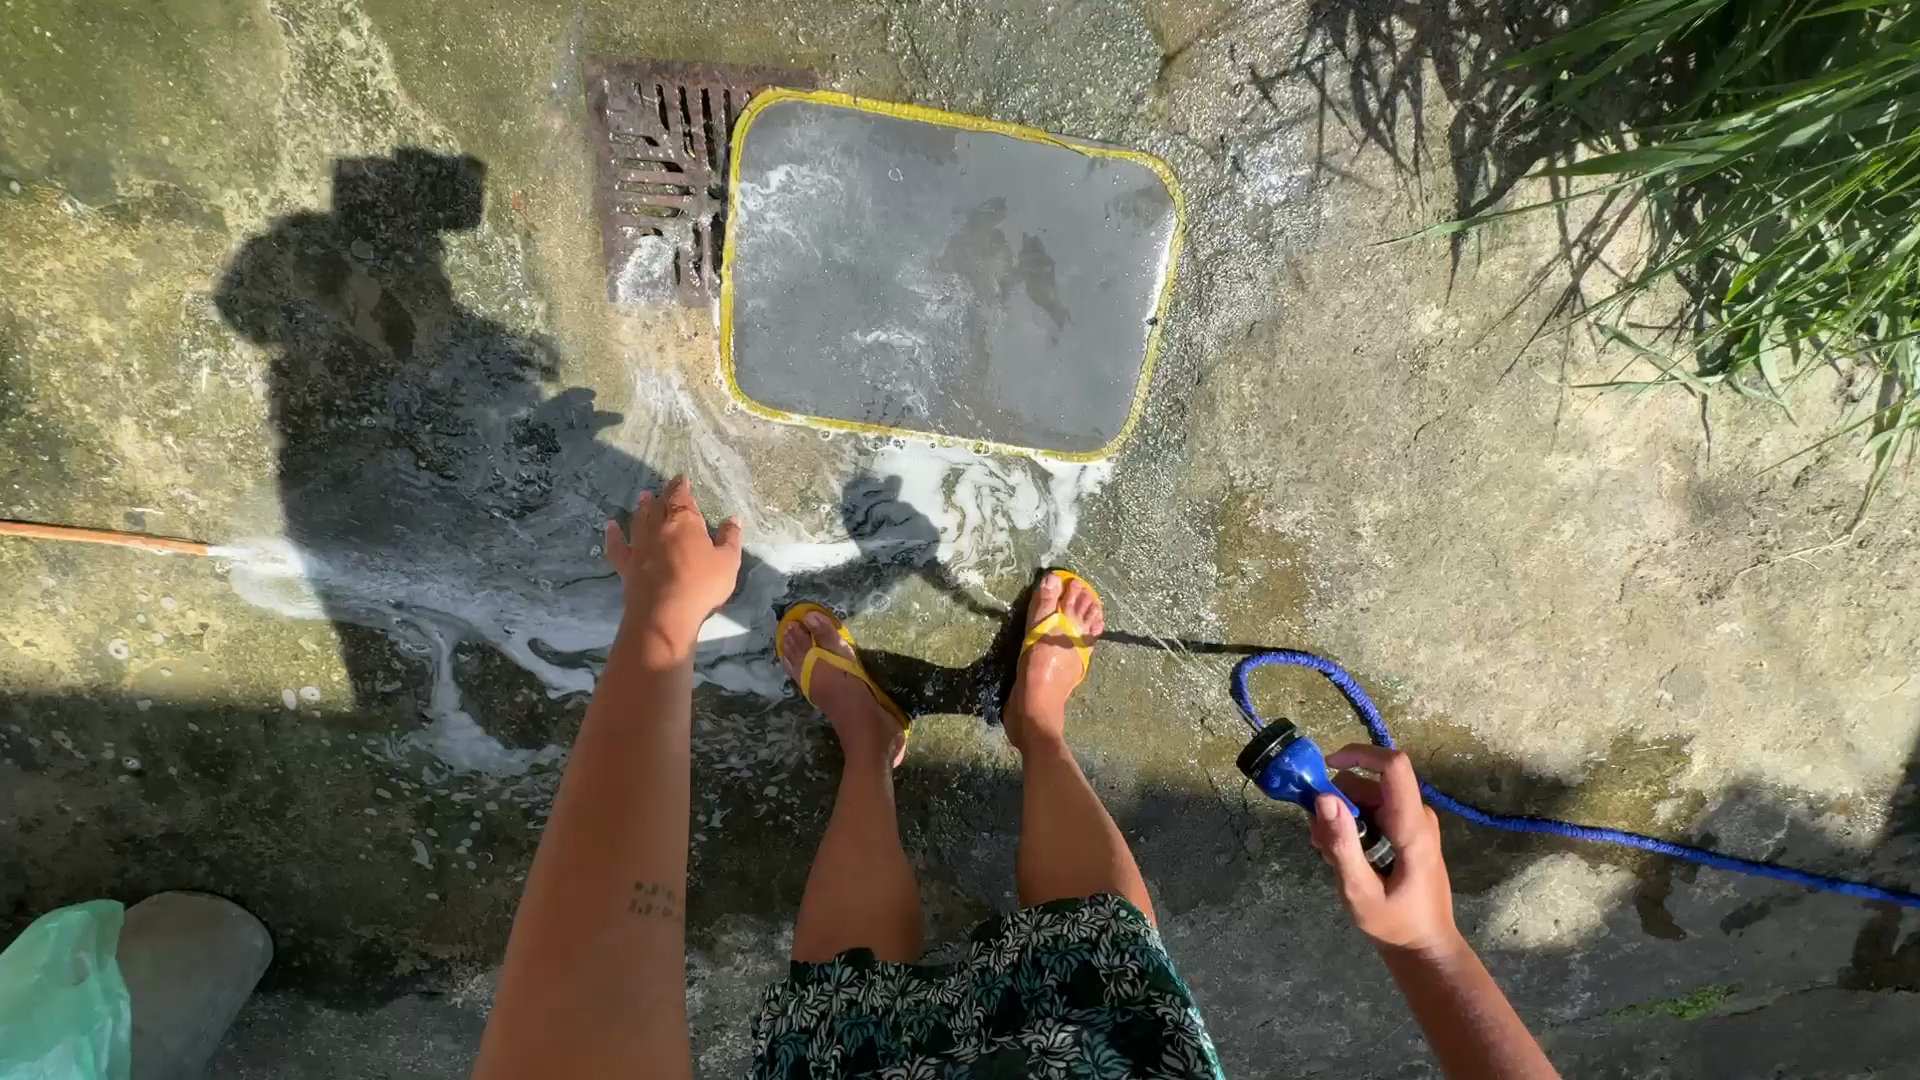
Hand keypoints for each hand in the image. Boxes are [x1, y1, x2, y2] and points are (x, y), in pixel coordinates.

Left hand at [603, 475, 742, 661]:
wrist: (664, 613)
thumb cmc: (701, 585)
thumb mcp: (728, 561)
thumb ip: (730, 538)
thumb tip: (733, 518)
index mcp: (685, 523)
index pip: (682, 497)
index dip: (681, 486)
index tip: (681, 478)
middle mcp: (659, 528)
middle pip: (660, 506)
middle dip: (663, 495)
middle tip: (662, 487)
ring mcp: (640, 546)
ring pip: (640, 520)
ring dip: (642, 508)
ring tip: (642, 497)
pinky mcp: (627, 565)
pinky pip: (618, 546)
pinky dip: (613, 534)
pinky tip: (611, 526)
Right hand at [1309, 744, 1462, 958]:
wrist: (1425, 947)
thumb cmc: (1395, 923)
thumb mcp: (1359, 892)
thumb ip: (1341, 845)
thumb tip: (1323, 797)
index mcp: (1411, 828)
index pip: (1393, 766)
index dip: (1359, 754)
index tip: (1324, 767)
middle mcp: (1416, 815)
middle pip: (1366, 782)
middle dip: (1335, 801)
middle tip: (1319, 838)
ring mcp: (1413, 821)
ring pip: (1363, 795)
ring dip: (1339, 816)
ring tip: (1331, 853)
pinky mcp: (1405, 828)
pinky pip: (1369, 807)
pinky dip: (1349, 822)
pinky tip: (1345, 853)